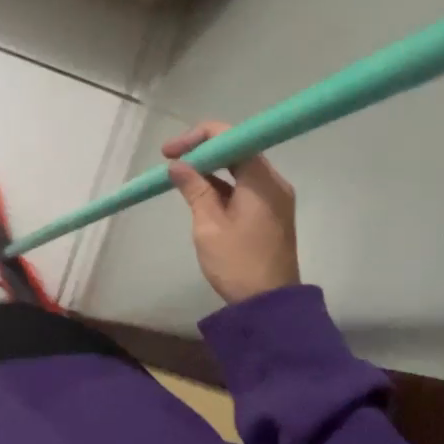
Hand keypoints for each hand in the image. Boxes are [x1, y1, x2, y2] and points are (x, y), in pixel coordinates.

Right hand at [162, 122, 299, 304]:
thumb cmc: (238, 263)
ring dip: (210, 168)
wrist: (269, 306)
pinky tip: (198, 193)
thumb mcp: (208, 225)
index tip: (169, 152)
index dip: (197, 137)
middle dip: (202, 150)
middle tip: (170, 160)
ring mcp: (274, 198)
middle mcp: (273, 183)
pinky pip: (244, 185)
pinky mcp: (270, 212)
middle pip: (236, 149)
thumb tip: (177, 165)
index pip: (230, 137)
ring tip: (179, 177)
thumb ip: (194, 189)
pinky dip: (221, 184)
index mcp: (261, 181)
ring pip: (239, 167)